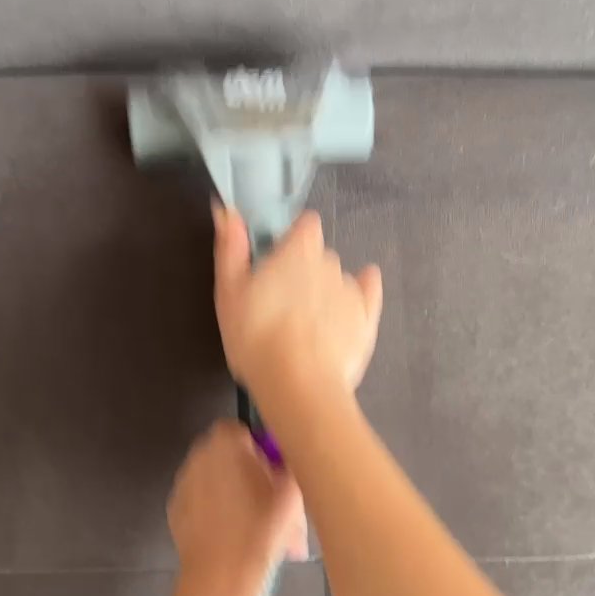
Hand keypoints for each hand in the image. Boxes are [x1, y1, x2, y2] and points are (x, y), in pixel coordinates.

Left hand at [168, 420, 306, 587]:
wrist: (223, 574)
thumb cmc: (262, 528)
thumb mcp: (292, 493)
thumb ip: (288, 465)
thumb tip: (285, 462)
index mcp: (226, 443)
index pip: (239, 428)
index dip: (256, 447)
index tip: (271, 469)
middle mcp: (198, 456)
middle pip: (224, 453)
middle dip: (243, 469)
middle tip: (266, 496)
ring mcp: (182, 483)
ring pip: (211, 479)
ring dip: (228, 490)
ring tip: (251, 522)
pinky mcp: (174, 510)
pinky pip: (198, 501)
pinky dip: (211, 510)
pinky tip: (229, 533)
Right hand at [213, 205, 383, 402]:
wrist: (298, 385)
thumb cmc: (256, 338)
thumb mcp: (229, 293)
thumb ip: (230, 249)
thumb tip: (226, 210)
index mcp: (297, 250)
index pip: (303, 226)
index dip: (290, 242)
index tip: (274, 266)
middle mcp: (330, 262)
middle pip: (318, 257)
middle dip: (303, 273)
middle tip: (280, 305)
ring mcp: (352, 291)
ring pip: (338, 281)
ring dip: (324, 294)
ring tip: (303, 326)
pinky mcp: (367, 320)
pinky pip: (368, 295)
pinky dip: (362, 295)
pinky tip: (349, 307)